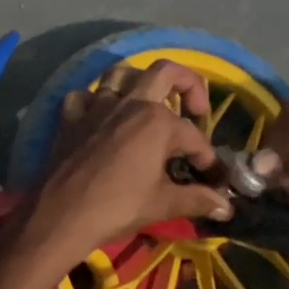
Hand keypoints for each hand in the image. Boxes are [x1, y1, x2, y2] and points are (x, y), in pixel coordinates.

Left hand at [29, 60, 233, 251]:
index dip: (207, 157)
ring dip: (138, 80)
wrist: (62, 215)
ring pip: (120, 73)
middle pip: (165, 72)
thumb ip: (198, 200)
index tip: (211, 178)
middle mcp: (130, 103)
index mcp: (157, 121)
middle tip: (194, 110)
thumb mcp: (163, 204)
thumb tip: (227, 207)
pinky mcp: (71, 117)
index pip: (194, 136)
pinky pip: (84, 96)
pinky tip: (101, 116)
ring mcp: (97, 106)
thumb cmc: (117, 207)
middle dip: (188, 84)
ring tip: (148, 100)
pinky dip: (94, 101)